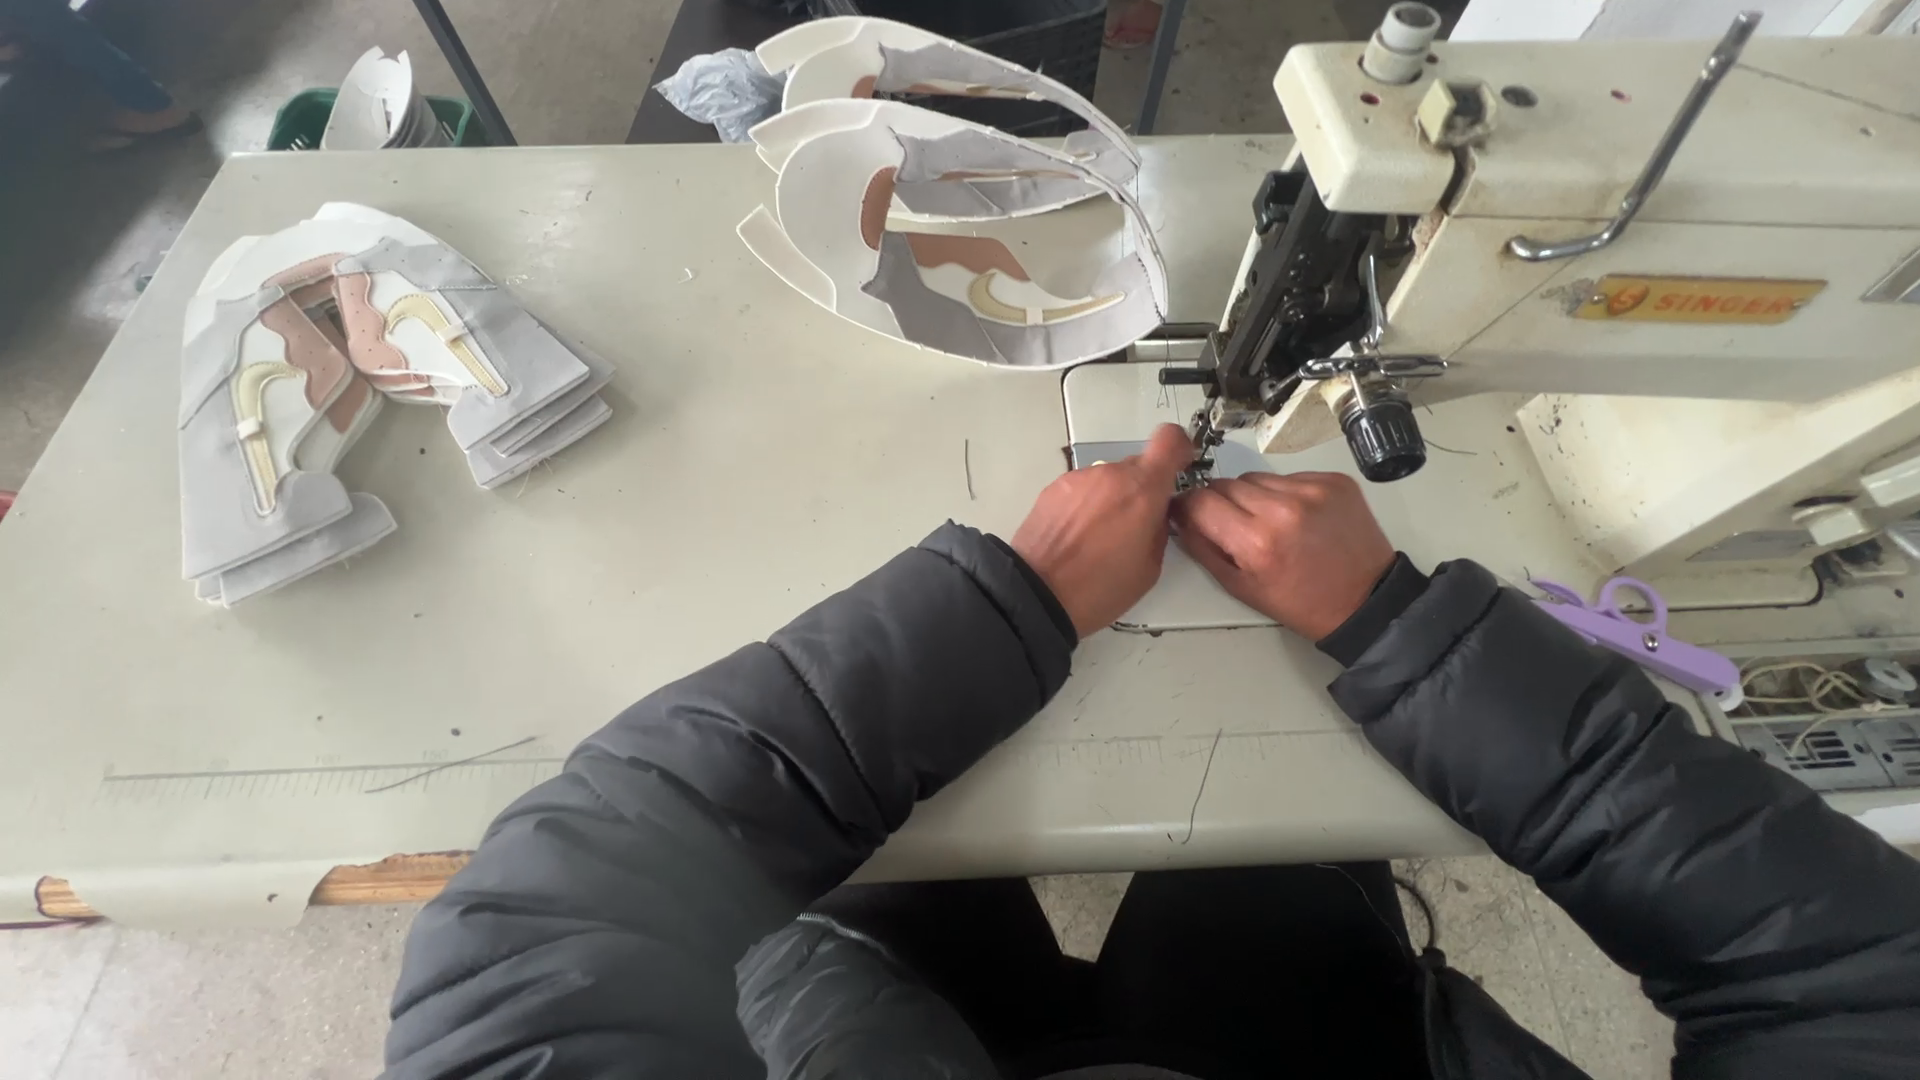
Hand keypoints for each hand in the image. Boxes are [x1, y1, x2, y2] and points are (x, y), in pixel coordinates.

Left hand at [1010, 424, 1191, 638]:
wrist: (1037, 595)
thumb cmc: (1098, 588)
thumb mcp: (1149, 568)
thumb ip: (1159, 528)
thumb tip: (1154, 513)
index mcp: (1143, 491)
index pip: (1169, 441)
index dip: (1178, 449)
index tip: (1177, 467)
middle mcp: (1110, 475)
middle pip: (1137, 466)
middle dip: (1141, 489)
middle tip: (1134, 525)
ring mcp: (1078, 479)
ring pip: (1107, 479)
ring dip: (1110, 499)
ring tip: (1098, 537)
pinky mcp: (1053, 488)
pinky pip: (1082, 489)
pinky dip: (1085, 505)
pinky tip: (1076, 535)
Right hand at [1171, 472, 1393, 640]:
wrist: (1366, 600)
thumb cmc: (1300, 601)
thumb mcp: (1240, 587)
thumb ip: (1202, 548)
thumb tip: (1179, 517)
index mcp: (1256, 541)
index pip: (1200, 501)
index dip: (1188, 507)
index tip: (1189, 513)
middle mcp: (1283, 509)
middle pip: (1224, 484)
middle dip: (1219, 503)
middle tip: (1234, 525)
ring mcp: (1312, 490)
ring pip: (1254, 477)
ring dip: (1250, 495)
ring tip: (1268, 522)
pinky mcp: (1333, 481)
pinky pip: (1287, 476)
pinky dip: (1283, 493)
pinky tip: (1295, 517)